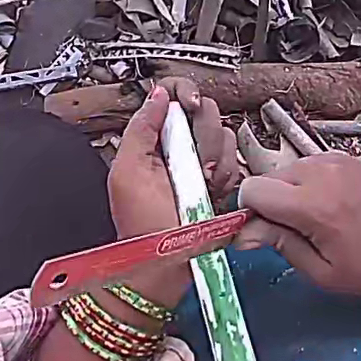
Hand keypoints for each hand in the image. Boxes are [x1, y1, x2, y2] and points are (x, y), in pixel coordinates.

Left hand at [106, 79, 240, 240]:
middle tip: (190, 162)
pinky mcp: (222, 180)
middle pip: (207, 111)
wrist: (164, 266)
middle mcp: (180, 144)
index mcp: (154, 137)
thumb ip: (139, 129)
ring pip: (225, 135)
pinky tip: (212, 192)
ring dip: (214, 160)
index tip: (190, 108)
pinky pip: (235, 161)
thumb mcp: (126, 173)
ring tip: (199, 183)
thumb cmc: (139, 226)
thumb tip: (157, 95)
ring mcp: (203, 162)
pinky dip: (226, 177)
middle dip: (202, 135)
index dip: (186, 94)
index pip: (174, 94)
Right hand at [234, 153, 360, 299]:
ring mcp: (336, 161)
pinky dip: (308, 182)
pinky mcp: (345, 157)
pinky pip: (309, 165)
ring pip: (287, 170)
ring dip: (290, 191)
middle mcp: (324, 174)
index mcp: (315, 206)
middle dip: (271, 202)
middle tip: (293, 229)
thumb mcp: (320, 270)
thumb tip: (242, 232)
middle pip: (268, 178)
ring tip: (314, 217)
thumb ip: (278, 243)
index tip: (260, 229)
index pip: (253, 190)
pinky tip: (326, 203)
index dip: (250, 212)